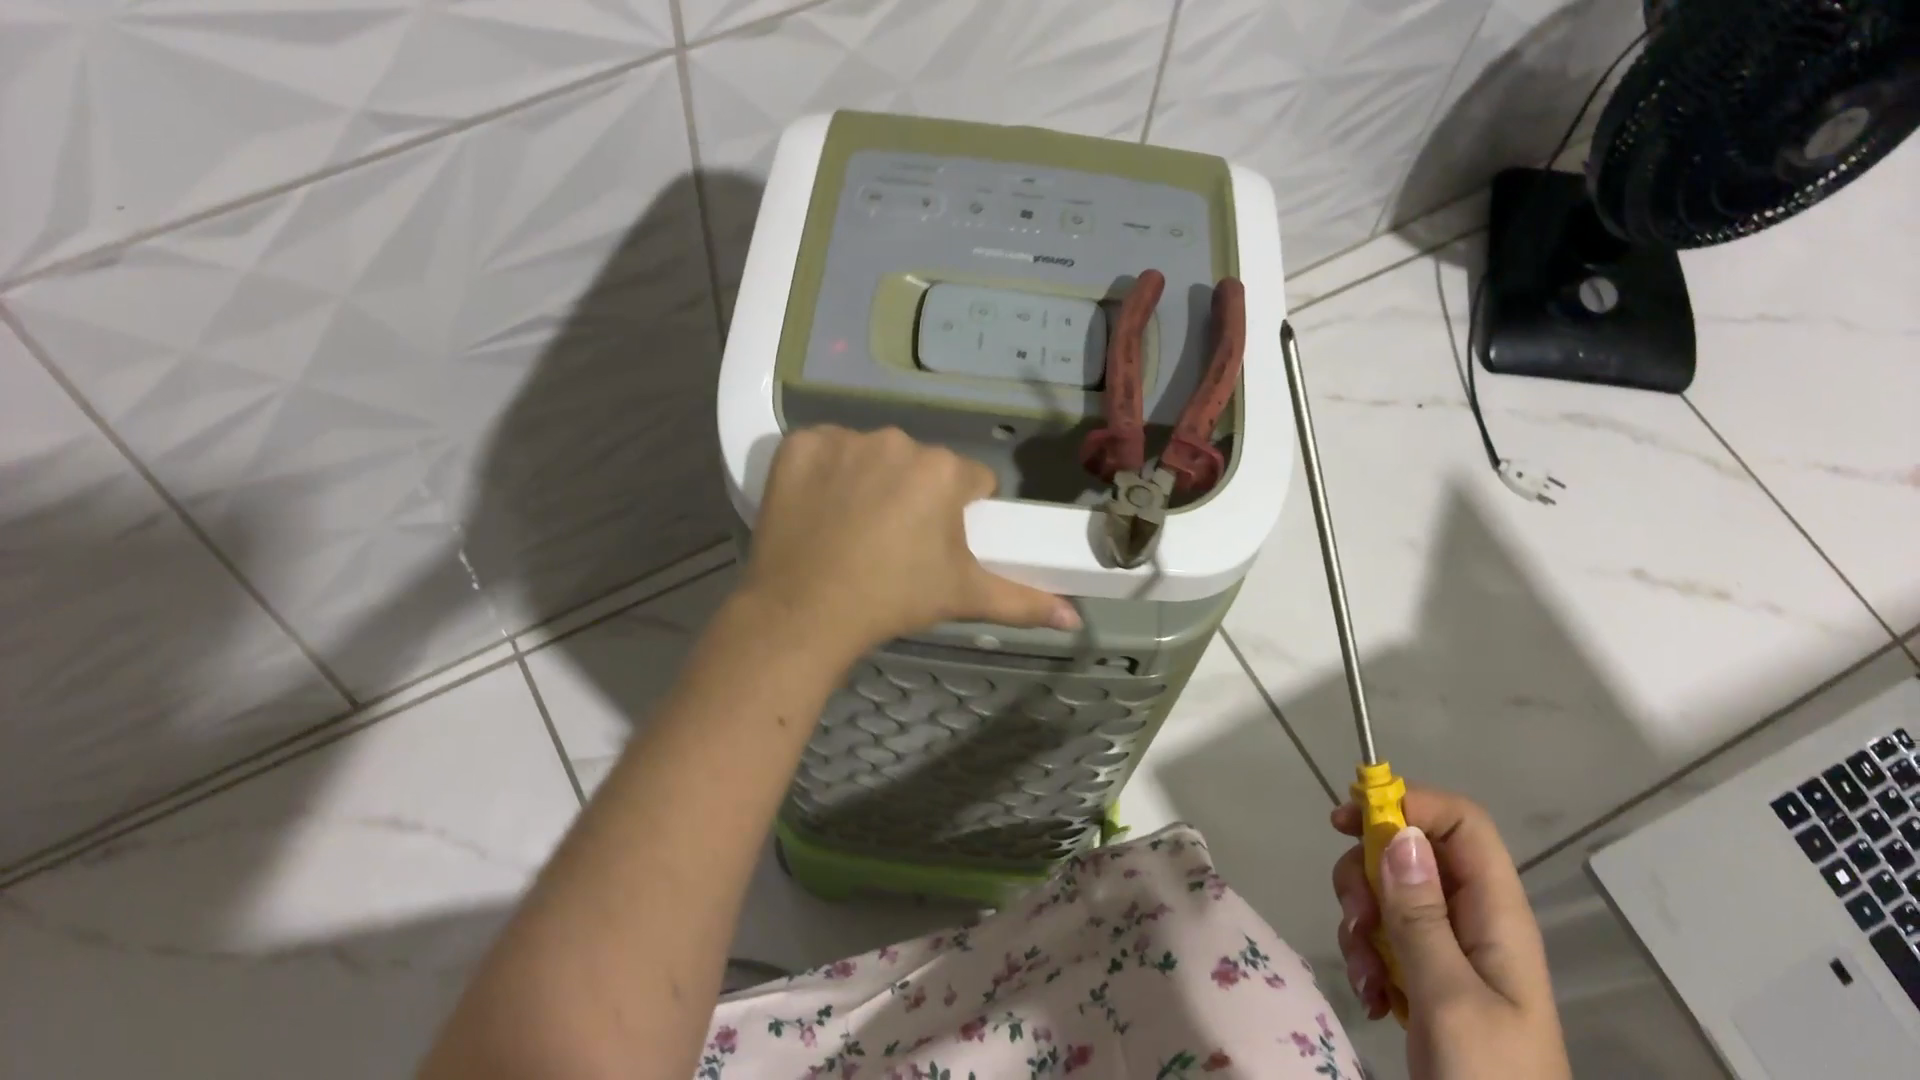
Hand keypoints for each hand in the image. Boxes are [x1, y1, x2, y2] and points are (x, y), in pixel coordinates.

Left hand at [741, 426, 1079, 651]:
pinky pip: (823, 451)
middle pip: (919, 465)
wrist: (804, 612)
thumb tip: (1075, 618)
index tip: (936, 545)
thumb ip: (1023, 600)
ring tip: (852, 530)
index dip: (959, 513)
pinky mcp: (799, 444)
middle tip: (894, 544)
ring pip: (872, 454)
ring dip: (869, 481)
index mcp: (945, 471)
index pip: (969, 481)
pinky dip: (823, 474)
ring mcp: (844, 439)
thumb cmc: (893, 600)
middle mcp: (899, 441)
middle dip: (914, 495)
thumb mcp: (963, 597)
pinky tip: (817, 511)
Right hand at [1331, 789, 1570, 1079]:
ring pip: (1390, 894)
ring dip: (1361, 923)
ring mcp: (1452, 951)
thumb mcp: (1448, 998)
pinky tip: (1370, 996)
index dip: (1408, 804)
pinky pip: (1386, 938)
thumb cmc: (1487, 1077)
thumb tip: (1400, 832)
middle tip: (1353, 915)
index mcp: (1497, 916)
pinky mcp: (1430, 978)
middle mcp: (1475, 921)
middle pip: (1412, 852)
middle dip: (1366, 873)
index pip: (1462, 824)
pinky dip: (1366, 957)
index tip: (1346, 821)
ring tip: (1364, 975)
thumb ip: (1420, 916)